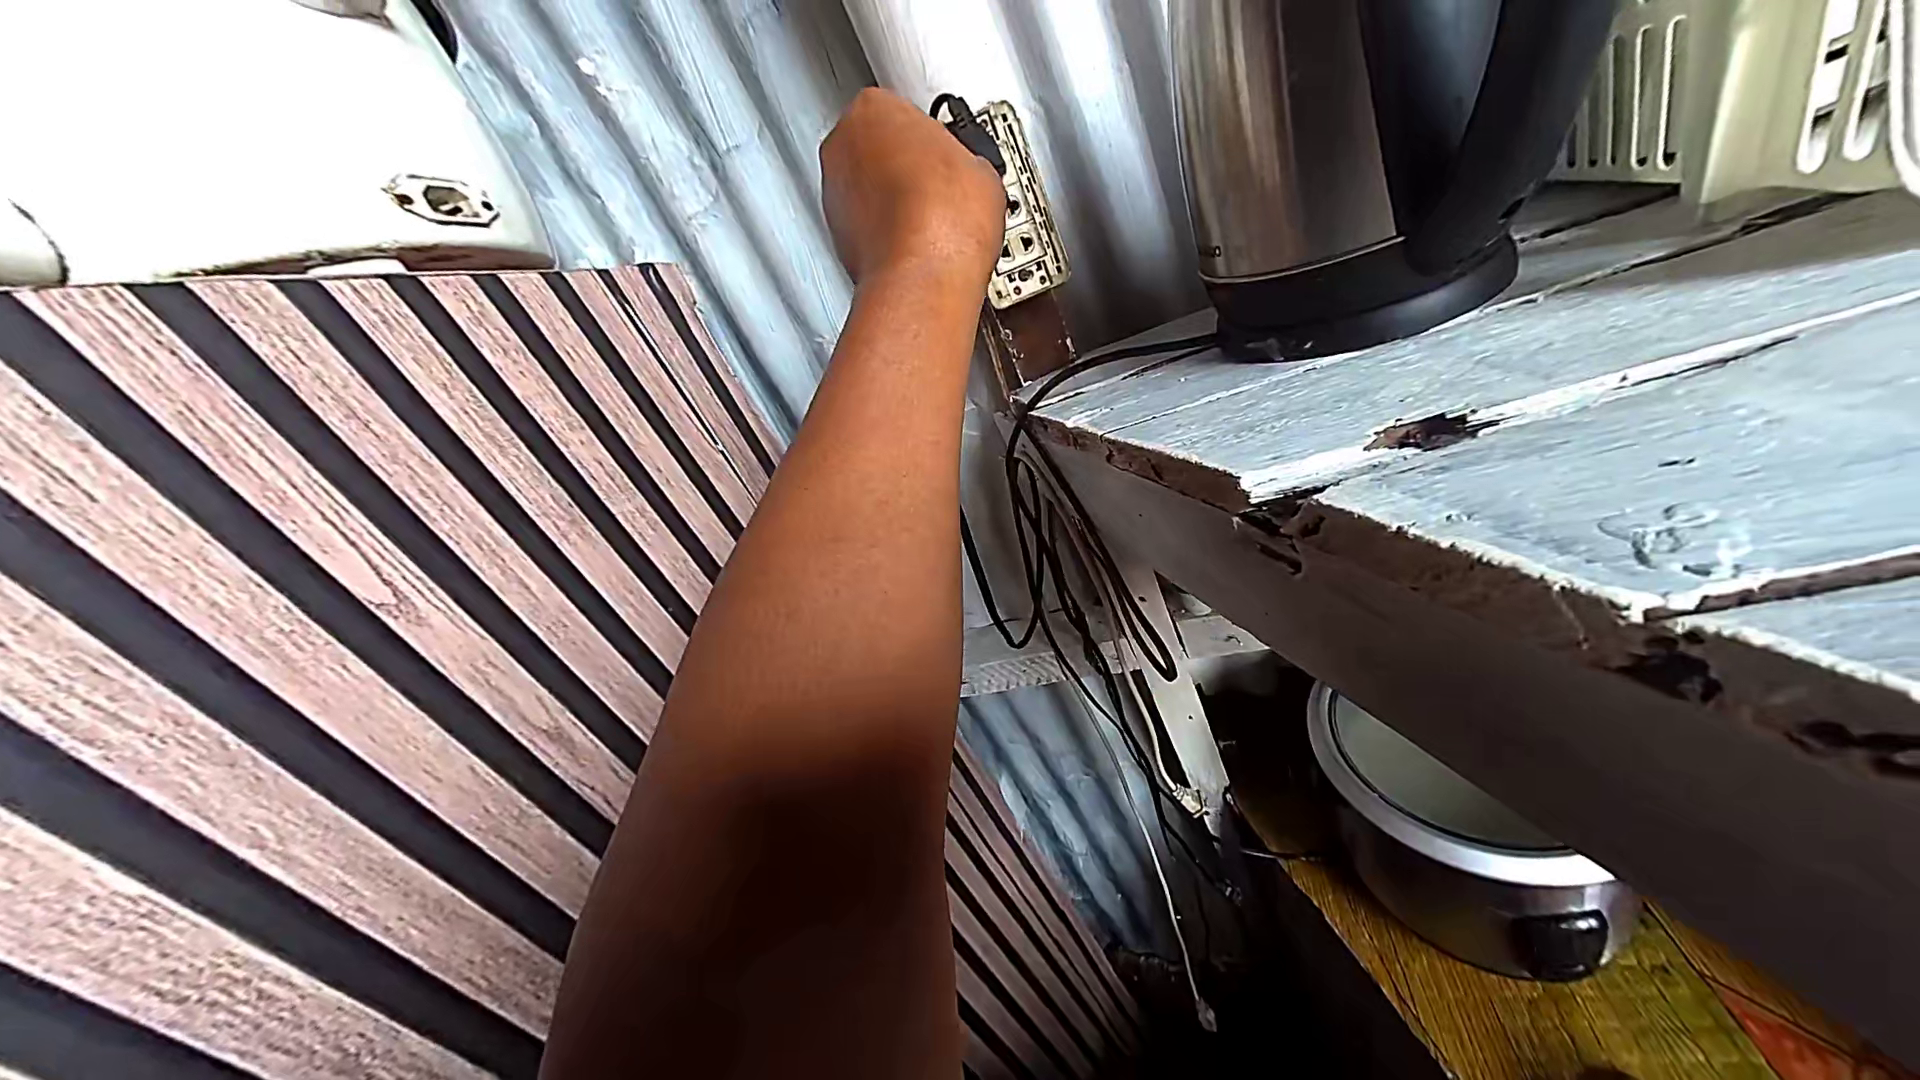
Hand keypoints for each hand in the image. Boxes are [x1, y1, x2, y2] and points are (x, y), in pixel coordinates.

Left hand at [820, 88, 1007, 286]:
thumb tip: (971, 176)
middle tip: (939, 188)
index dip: (930, 135)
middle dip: (904, 168)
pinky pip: (866, 232)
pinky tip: (918, 248)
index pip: (901, 110)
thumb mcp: (981, 169)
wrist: (925, 279)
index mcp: (871, 108)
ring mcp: (835, 201)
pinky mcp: (839, 245)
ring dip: (893, 205)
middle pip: (876, 150)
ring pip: (867, 193)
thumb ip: (964, 161)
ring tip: (932, 224)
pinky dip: (887, 238)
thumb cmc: (943, 221)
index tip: (947, 153)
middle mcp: (841, 150)